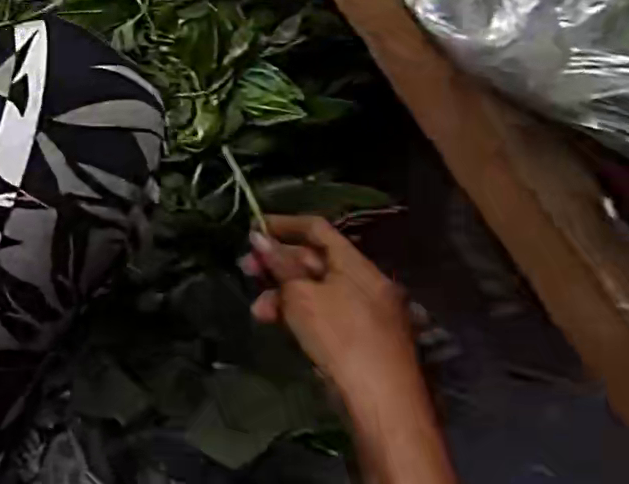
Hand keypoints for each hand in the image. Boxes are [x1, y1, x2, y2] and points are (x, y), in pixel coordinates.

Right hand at [244, 215, 421, 400]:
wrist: (382, 405)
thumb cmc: (340, 337)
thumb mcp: (301, 295)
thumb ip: (279, 263)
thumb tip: (258, 235)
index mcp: (358, 267)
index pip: (318, 229)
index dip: (283, 224)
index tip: (252, 227)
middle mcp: (365, 284)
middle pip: (313, 259)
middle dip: (275, 263)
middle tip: (246, 268)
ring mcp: (364, 311)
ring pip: (313, 287)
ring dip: (280, 292)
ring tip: (259, 308)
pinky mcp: (359, 335)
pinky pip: (322, 310)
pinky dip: (297, 311)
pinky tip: (275, 321)